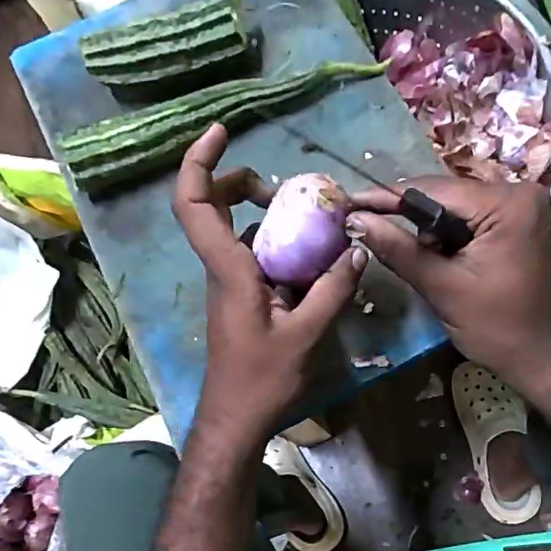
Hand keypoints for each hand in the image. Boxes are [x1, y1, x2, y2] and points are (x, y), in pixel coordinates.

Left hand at [173, 125, 367, 443]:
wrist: (235, 419)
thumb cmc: (262, 380)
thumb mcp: (306, 335)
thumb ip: (333, 289)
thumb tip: (357, 249)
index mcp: (228, 270)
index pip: (194, 204)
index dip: (199, 161)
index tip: (220, 130)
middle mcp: (222, 269)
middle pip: (213, 208)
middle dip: (240, 183)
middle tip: (279, 187)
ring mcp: (230, 283)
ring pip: (239, 233)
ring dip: (268, 217)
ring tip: (312, 220)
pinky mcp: (242, 297)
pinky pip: (255, 257)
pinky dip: (279, 246)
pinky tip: (313, 258)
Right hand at [348, 176, 550, 385]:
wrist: (538, 356)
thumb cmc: (494, 326)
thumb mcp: (441, 286)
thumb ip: (397, 248)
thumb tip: (355, 219)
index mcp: (508, 203)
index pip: (435, 190)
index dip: (388, 198)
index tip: (351, 203)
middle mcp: (519, 192)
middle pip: (445, 194)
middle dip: (410, 217)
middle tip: (371, 230)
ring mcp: (521, 205)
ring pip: (454, 205)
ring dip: (429, 230)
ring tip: (424, 263)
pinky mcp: (517, 221)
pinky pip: (469, 217)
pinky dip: (447, 235)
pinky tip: (440, 259)